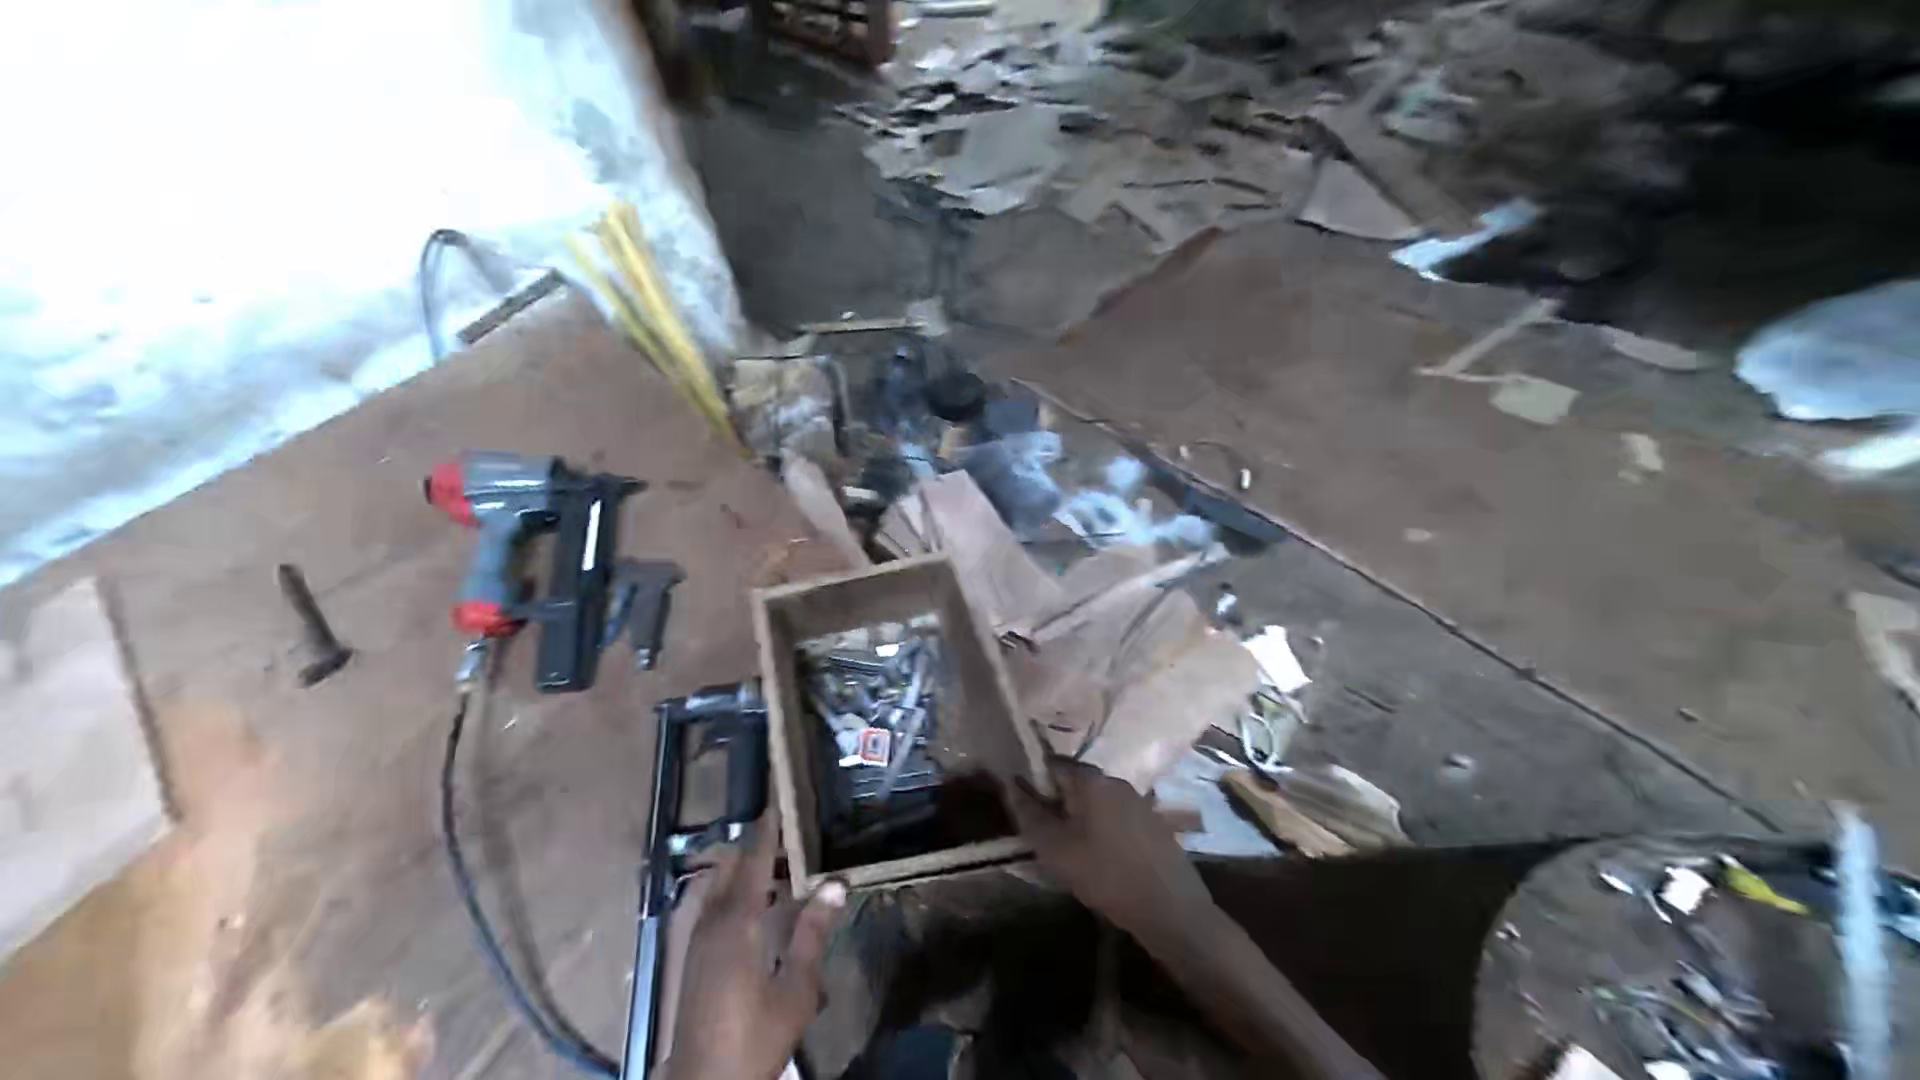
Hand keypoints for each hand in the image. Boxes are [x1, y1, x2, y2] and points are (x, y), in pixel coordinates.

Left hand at [665, 820, 846, 1079]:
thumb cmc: (755, 1037)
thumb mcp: (796, 989)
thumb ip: (813, 932)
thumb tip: (835, 881)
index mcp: (736, 923)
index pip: (754, 862)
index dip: (767, 832)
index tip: (778, 803)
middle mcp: (711, 922)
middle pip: (731, 868)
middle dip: (756, 848)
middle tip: (790, 837)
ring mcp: (697, 941)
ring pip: (720, 887)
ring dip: (746, 872)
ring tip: (781, 870)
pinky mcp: (693, 958)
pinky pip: (714, 906)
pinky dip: (736, 894)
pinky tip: (759, 910)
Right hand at [1007, 758, 1213, 939]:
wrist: (1171, 910)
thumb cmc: (1106, 874)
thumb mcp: (1055, 849)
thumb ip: (1029, 814)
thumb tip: (1011, 784)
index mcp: (1092, 779)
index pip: (1052, 764)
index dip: (1033, 783)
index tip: (1027, 811)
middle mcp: (1116, 780)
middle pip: (1075, 783)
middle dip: (1057, 804)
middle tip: (1048, 838)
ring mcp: (1138, 801)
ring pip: (1096, 802)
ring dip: (1080, 819)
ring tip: (1073, 853)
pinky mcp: (1153, 823)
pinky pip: (1116, 817)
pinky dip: (1102, 830)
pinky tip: (1102, 860)